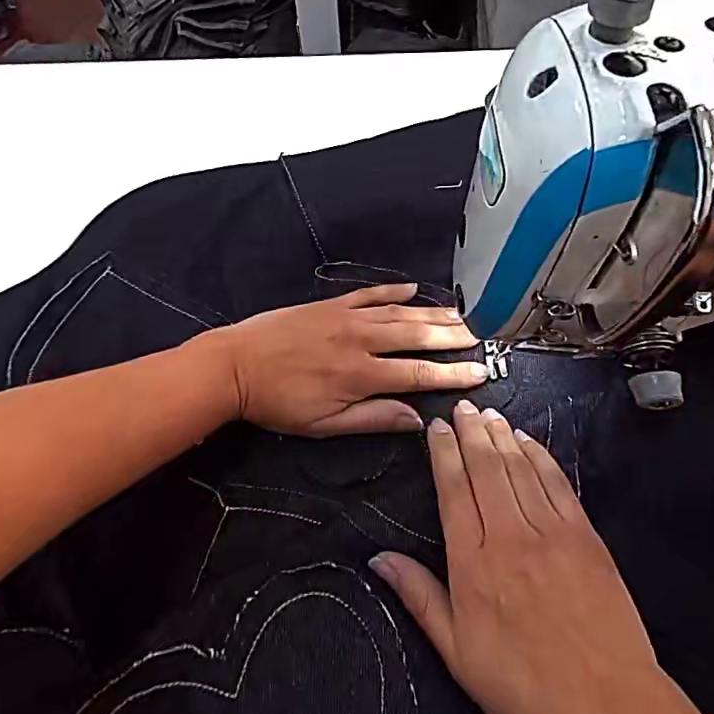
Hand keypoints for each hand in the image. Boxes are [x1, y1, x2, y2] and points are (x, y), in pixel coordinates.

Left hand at [200, 283, 484, 436]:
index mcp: (361, 374)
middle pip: (417, 336)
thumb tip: (416, 420)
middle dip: (452, 336)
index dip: (452, 374)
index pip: (419, 373)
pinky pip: (370, 294)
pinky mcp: (332, 304)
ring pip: (400, 313)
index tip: (480, 372)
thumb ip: (373, 419)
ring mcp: (348, 317)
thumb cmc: (278, 403)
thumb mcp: (324, 424)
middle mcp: (362, 340)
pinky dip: (393, 291)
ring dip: (433, 314)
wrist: (234, 365)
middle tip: (480, 335)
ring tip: (461, 314)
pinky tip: (413, 289)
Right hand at [370, 403, 713, 713]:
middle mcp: (511, 537)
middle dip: (471, 432)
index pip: (452, 489)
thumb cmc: (527, 689)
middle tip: (462, 408)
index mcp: (474, 565)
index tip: (437, 429)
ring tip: (488, 414)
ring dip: (502, 434)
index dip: (443, 453)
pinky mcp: (585, 533)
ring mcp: (551, 531)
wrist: (606, 705)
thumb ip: (419, 597)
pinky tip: (529, 441)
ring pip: (520, 466)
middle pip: (486, 467)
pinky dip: (540, 454)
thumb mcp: (458, 654)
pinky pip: (557, 481)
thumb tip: (381, 560)